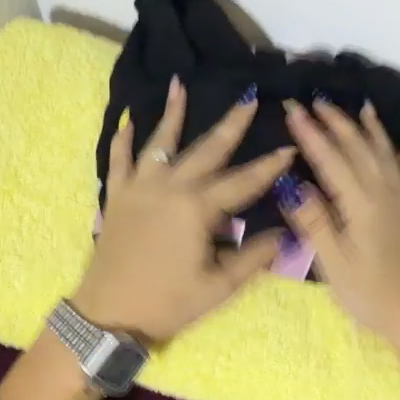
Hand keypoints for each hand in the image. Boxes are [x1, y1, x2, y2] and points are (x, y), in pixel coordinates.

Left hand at [72, 78, 295, 343]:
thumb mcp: (218, 286)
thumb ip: (253, 257)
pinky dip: (123, 139)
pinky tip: (127, 119)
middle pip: (205, 150)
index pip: (242, 182)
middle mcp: (168, 188)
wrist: (109, 314)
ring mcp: (138, 189)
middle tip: (247, 99)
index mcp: (196, 209)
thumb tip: (284, 235)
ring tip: (180, 85)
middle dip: (230, 125)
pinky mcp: (116, 198)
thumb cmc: (168, 303)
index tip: (290, 147)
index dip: (268, 166)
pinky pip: (120, 161)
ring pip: (160, 143)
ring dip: (172, 114)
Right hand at [279, 98, 399, 345]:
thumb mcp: (333, 264)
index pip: (331, 158)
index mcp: (361, 203)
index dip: (310, 133)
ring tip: (357, 106)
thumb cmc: (370, 294)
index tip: (291, 108)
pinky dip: (394, 151)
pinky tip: (392, 144)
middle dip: (335, 121)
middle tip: (313, 100)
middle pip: (358, 147)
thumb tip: (291, 184)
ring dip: (367, 128)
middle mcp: (383, 193)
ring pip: (383, 152)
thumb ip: (314, 222)